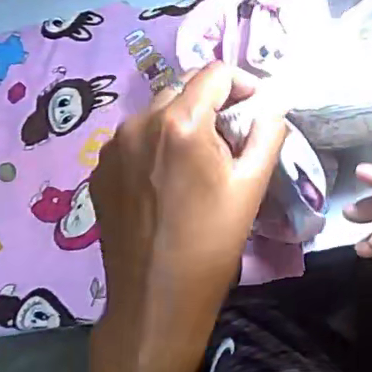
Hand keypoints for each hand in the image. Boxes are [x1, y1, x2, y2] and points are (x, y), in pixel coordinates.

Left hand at [92, 62, 288, 371]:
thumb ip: (267, 133)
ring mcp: (113, 146)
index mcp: (181, 122)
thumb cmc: (212, 243)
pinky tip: (166, 182)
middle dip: (211, 105)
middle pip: (183, 89)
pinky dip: (155, 147)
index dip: (242, 83)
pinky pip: (134, 140)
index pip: (215, 73)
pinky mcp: (99, 169)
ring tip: (196, 164)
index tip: (255, 108)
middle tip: (230, 140)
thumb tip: (272, 105)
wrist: (155, 299)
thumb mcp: (251, 186)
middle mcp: (140, 122)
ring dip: (181, 124)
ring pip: (156, 114)